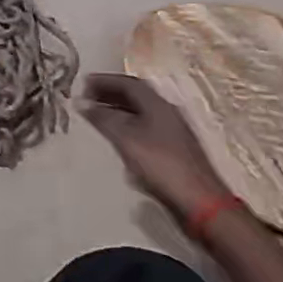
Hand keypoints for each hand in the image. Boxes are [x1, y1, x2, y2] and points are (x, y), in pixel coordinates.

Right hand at [77, 74, 228, 218]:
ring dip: (118, 108)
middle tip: (87, 96)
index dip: (104, 80)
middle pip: (136, 94)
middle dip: (110, 93)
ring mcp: (173, 130)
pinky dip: (127, 123)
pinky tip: (117, 135)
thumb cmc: (161, 165)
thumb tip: (82, 103)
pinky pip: (145, 125)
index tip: (83, 82)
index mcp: (158, 104)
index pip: (128, 83)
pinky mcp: (174, 148)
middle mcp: (167, 112)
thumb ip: (103, 119)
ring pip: (140, 111)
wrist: (200, 201)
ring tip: (97, 114)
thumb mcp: (126, 139)